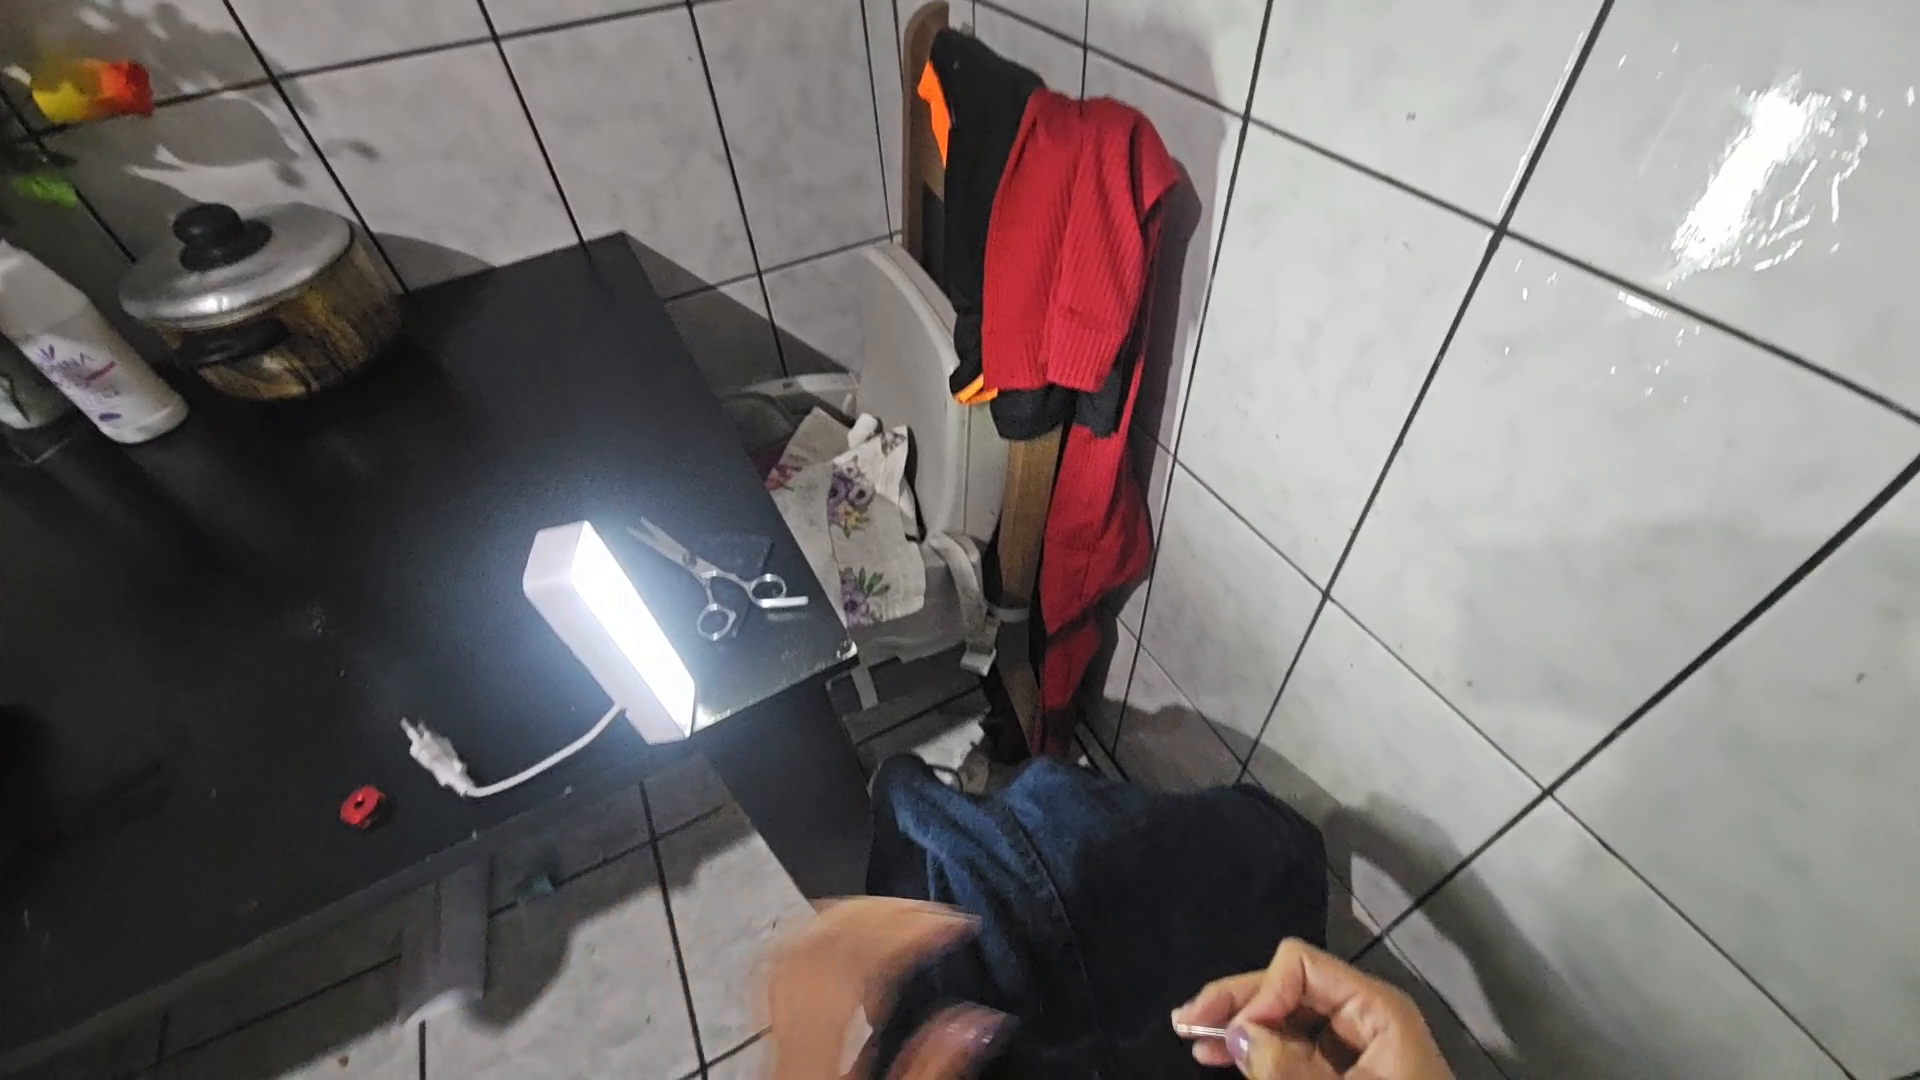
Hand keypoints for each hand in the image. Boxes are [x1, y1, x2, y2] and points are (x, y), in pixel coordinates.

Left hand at [764, 897, 1010, 1079]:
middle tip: (930, 912)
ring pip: (792, 945)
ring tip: (897, 912)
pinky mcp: (769, 1037)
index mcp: (815, 1063)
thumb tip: (985, 1019)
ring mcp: (768, 1034)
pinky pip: (784, 964)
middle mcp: (784, 1039)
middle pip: (816, 943)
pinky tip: (850, 937)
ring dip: (849, 915)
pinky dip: (821, 935)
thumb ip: (936, 1071)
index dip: (905, 929)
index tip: (952, 924)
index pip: (853, 968)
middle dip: (880, 912)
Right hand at [1171, 938, 1453, 1079]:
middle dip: (1235, 1003)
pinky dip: (1256, 1049)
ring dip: (1237, 1025)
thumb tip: (1237, 1033)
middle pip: (1284, 986)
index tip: (1235, 1035)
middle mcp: (1361, 1014)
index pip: (1299, 966)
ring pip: (1281, 1016)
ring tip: (1190, 1034)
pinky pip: (1291, 1045)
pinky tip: (1220, 1055)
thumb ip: (1291, 1071)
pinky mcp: (1343, 1070)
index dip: (1261, 993)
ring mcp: (1352, 1042)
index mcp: (1374, 1009)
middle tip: (1184, 1020)